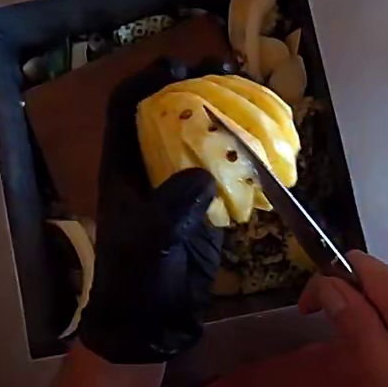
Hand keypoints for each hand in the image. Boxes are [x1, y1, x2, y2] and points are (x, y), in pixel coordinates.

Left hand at [79, 59, 226, 364]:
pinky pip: (223, 169)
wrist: (151, 322)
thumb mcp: (148, 239)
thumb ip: (173, 204)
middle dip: (193, 86)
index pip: (124, 109)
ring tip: (250, 94)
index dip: (145, 80)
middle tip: (224, 68)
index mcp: (123, 168)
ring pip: (198, 137)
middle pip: (167, 112)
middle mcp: (149, 168)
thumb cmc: (137, 279)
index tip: (177, 64)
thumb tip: (206, 173)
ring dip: (222, 114)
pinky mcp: (205, 206)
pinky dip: (241, 153)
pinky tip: (264, 143)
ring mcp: (178, 185)